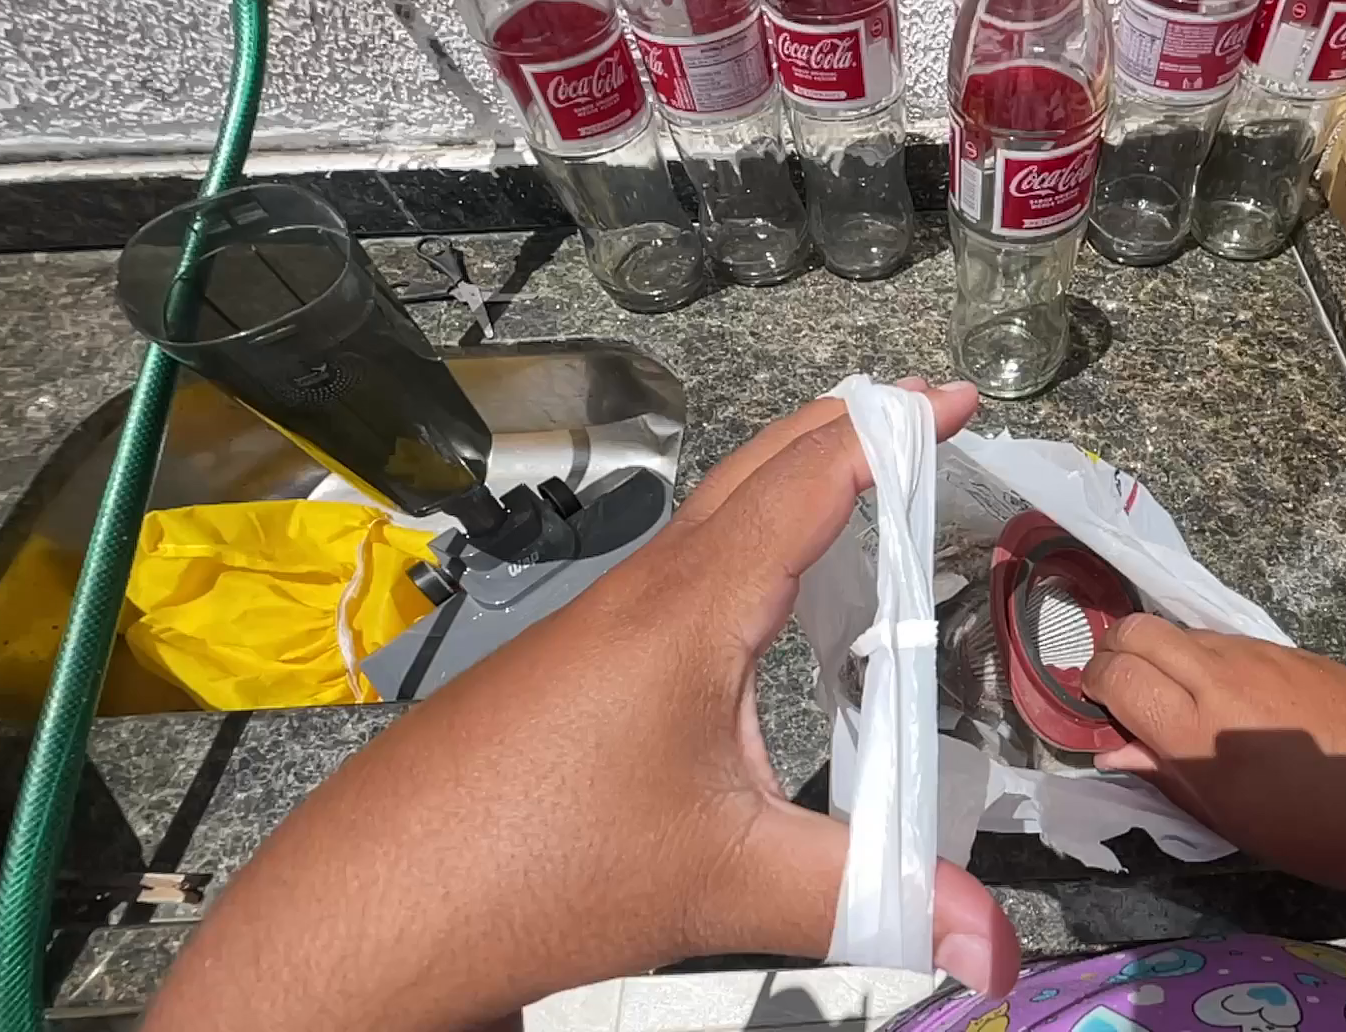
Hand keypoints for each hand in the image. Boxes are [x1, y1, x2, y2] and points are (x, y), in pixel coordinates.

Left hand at [145, 379, 1019, 1031]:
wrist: (356, 917)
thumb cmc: (530, 873)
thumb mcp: (719, 881)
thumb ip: (859, 895)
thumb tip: (989, 946)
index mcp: (697, 605)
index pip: (812, 481)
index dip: (894, 433)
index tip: (953, 399)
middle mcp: (657, 584)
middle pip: (767, 460)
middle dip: (855, 420)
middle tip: (924, 405)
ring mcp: (618, 609)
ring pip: (727, 500)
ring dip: (802, 463)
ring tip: (866, 459)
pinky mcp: (597, 645)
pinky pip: (698, 550)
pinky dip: (760, 521)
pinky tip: (775, 567)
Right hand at [1079, 614, 1345, 892]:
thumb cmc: (1319, 834)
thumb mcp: (1229, 819)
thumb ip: (1162, 774)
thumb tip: (1112, 750)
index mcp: (1196, 730)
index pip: (1113, 674)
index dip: (1092, 685)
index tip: (1097, 706)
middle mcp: (1217, 675)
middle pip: (1134, 628)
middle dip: (1112, 651)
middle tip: (1122, 690)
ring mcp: (1256, 653)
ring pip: (1177, 628)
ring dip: (1158, 651)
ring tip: (1177, 696)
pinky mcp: (1288, 647)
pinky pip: (1222, 638)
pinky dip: (1202, 656)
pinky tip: (1230, 696)